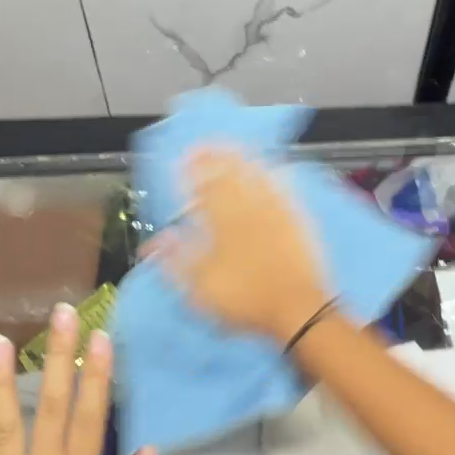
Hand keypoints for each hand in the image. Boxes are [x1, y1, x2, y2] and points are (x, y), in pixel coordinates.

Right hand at [158, 147, 333, 341]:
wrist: (298, 309)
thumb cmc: (246, 301)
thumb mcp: (199, 289)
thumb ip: (174, 262)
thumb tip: (156, 241)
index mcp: (222, 222)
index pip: (204, 187)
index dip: (193, 170)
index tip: (184, 159)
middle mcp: (249, 208)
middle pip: (230, 174)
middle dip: (215, 157)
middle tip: (204, 146)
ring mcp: (277, 210)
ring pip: (258, 174)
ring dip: (243, 158)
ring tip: (233, 148)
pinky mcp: (298, 218)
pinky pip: (285, 187)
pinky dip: (275, 174)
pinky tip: (274, 169)